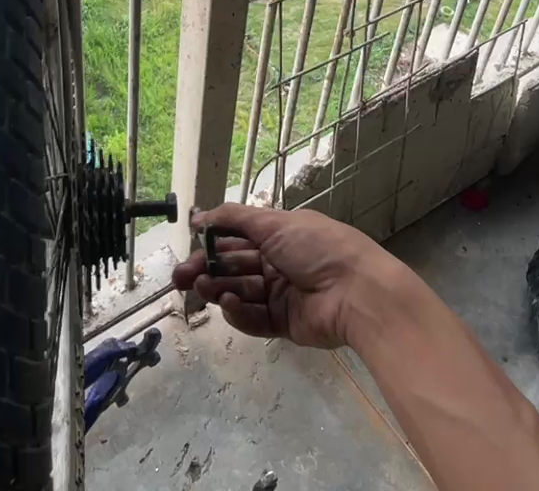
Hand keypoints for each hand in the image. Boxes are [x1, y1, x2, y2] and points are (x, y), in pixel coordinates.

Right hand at [169, 203, 400, 349]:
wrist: (358, 292)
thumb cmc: (317, 247)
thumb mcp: (274, 222)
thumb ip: (232, 218)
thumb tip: (199, 216)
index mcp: (279, 236)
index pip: (237, 238)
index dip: (212, 243)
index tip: (189, 246)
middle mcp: (278, 263)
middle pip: (234, 267)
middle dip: (206, 270)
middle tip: (180, 277)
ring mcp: (281, 295)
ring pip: (239, 291)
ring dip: (218, 289)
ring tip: (201, 288)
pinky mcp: (284, 324)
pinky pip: (253, 318)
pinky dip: (238, 311)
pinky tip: (228, 303)